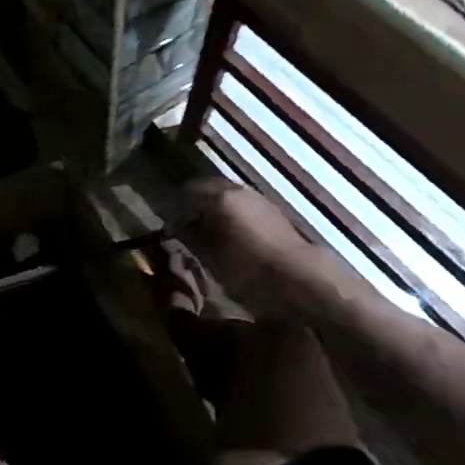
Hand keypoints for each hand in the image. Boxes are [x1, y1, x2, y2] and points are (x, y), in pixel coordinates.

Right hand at [181, 179, 317, 315]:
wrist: (298, 277)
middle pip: (205, 187)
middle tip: (181, 225)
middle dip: (190, 202)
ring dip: (209, 205)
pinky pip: (238, 201)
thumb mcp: (211, 257)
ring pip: (223, 192)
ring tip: (202, 230)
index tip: (166, 226)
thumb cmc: (248, 270)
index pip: (185, 193)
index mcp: (220, 198)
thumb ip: (190, 236)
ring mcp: (256, 197)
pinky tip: (225, 231)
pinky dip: (226, 210)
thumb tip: (175, 226)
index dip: (172, 208)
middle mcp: (237, 189)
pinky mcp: (269, 208)